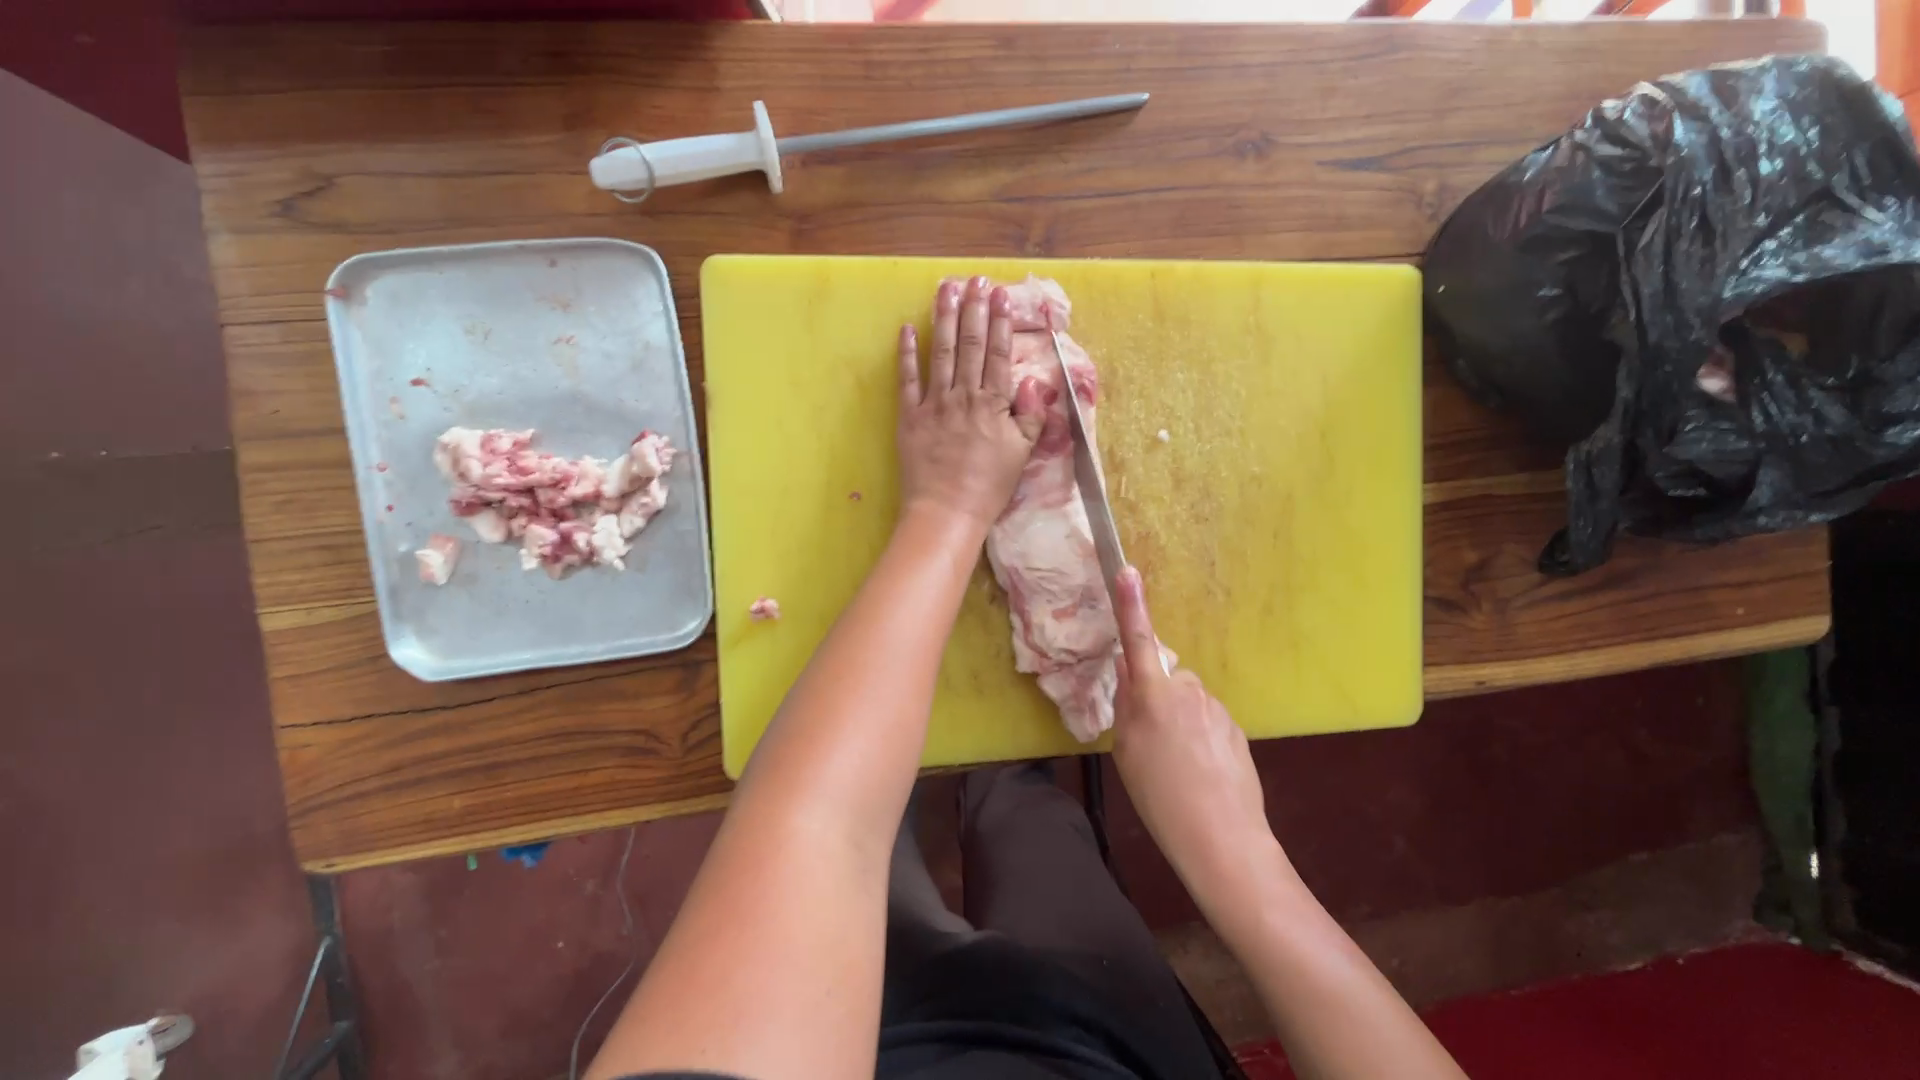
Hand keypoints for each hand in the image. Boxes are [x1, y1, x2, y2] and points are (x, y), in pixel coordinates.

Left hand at [896, 277, 1045, 533]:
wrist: (947, 512)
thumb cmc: (989, 487)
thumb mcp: (1022, 454)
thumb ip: (1030, 416)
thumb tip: (1031, 381)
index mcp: (994, 404)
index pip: (999, 354)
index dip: (1000, 322)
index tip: (1000, 295)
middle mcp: (964, 396)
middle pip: (970, 344)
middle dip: (973, 308)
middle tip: (975, 278)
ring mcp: (934, 404)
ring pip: (940, 352)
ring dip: (943, 317)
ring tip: (946, 288)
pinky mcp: (910, 417)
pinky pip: (907, 379)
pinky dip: (906, 353)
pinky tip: (907, 328)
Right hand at [1110, 567, 1283, 910]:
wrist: (1222, 836)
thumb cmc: (1161, 796)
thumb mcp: (1127, 753)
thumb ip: (1127, 707)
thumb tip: (1131, 675)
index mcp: (1154, 695)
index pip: (1137, 640)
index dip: (1130, 604)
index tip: (1127, 570)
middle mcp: (1188, 691)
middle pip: (1163, 678)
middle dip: (1155, 697)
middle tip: (1148, 744)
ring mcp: (1216, 709)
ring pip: (1186, 701)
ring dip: (1177, 720)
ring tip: (1175, 768)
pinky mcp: (1235, 728)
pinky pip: (1206, 721)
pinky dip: (1198, 738)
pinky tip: (1197, 773)